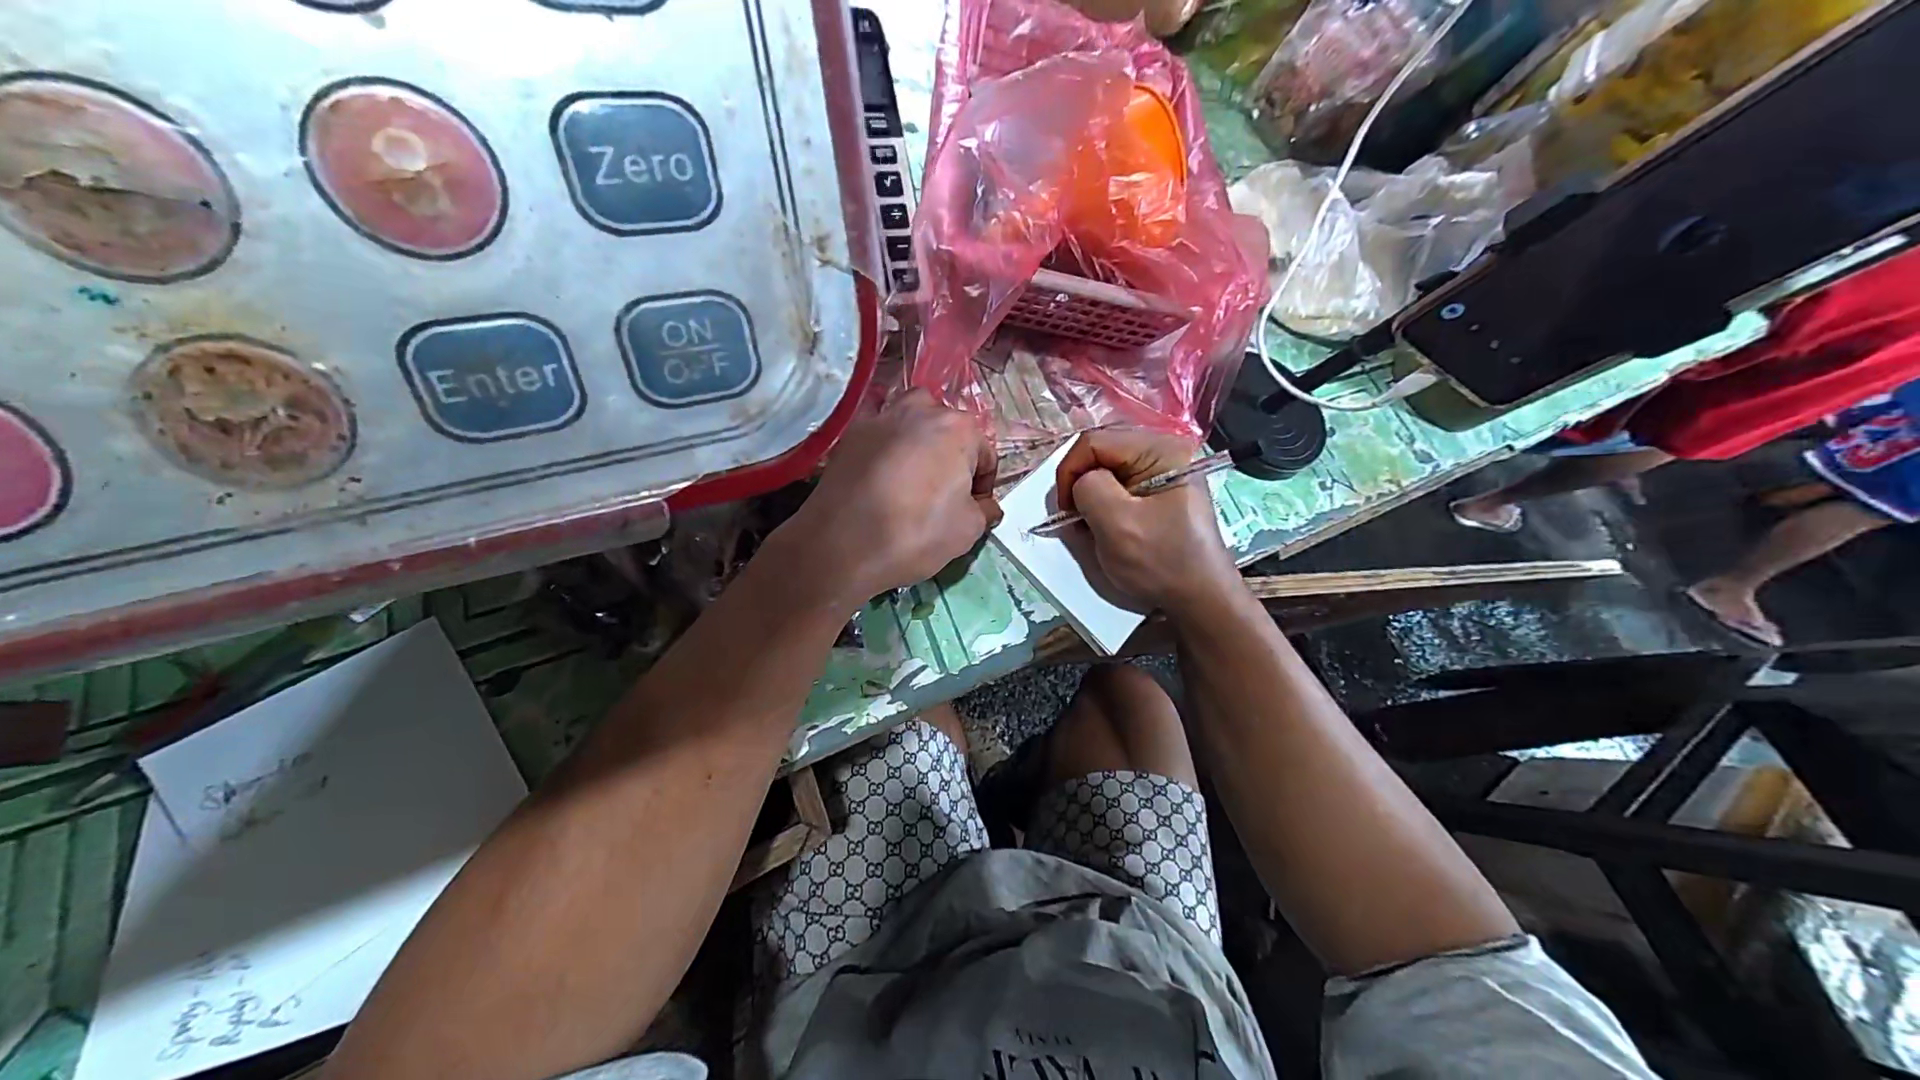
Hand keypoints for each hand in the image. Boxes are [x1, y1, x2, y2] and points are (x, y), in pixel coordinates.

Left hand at [776, 390, 999, 604]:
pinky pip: (879, 438)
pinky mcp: (849, 433)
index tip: (972, 510)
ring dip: (917, 447)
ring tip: (910, 483)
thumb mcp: (967, 530)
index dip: (982, 486)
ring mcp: (880, 417)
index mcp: (958, 428)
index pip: (984, 455)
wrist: (840, 543)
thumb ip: (984, 510)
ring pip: (911, 426)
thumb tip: (984, 505)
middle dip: (950, 459)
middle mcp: (920, 409)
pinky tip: (880, 483)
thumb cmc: (915, 532)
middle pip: (947, 432)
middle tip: (942, 495)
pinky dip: (885, 453)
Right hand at [1056, 430, 1240, 618]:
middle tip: (1075, 517)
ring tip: (1092, 524)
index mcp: (1161, 448)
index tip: (1066, 509)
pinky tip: (1107, 525)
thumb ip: (1089, 489)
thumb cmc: (1161, 562)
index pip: (1094, 441)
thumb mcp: (1116, 524)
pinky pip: (1120, 484)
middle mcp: (1165, 449)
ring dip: (1091, 495)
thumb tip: (1081, 483)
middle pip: (1101, 451)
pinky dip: (1105, 503)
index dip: (1070, 472)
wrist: (1201, 598)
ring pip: (1107, 469)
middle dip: (1080, 482)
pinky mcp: (1161, 489)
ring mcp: (1165, 469)